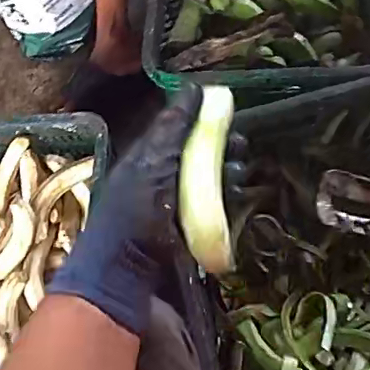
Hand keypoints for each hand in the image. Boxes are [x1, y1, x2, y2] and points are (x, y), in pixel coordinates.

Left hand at [48, 85, 244, 334]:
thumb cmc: (132, 216)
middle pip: (197, 157)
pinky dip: (229, 201)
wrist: (128, 281)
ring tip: (241, 170)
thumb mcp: (150, 164)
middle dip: (220, 147)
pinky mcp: (192, 237)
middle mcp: (160, 183)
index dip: (199, 120)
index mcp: (143, 162)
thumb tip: (195, 88)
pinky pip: (216, 211)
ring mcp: (176, 212)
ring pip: (209, 183)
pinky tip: (239, 196)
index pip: (175, 132)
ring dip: (228, 173)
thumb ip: (172, 129)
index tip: (225, 111)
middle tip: (240, 145)